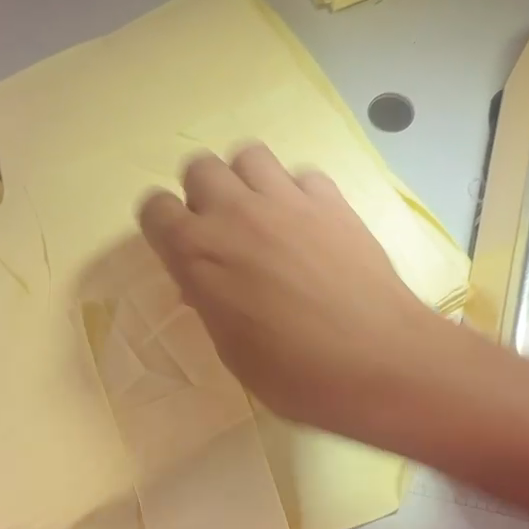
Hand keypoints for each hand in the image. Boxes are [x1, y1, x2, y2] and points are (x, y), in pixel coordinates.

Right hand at [138, 144, 455, 440]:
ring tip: (259, 216)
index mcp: (197, 254)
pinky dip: (296, 194)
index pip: (154, 209)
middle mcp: (235, 213)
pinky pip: (301, 175)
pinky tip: (306, 225)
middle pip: (199, 168)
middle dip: (201, 194)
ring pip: (248, 155)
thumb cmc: (292, 374)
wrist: (375, 360)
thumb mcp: (231, 350)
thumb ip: (211, 304)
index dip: (161, 226)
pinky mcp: (331, 200)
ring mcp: (286, 200)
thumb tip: (204, 287)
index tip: (175, 248)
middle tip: (219, 231)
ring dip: (245, 181)